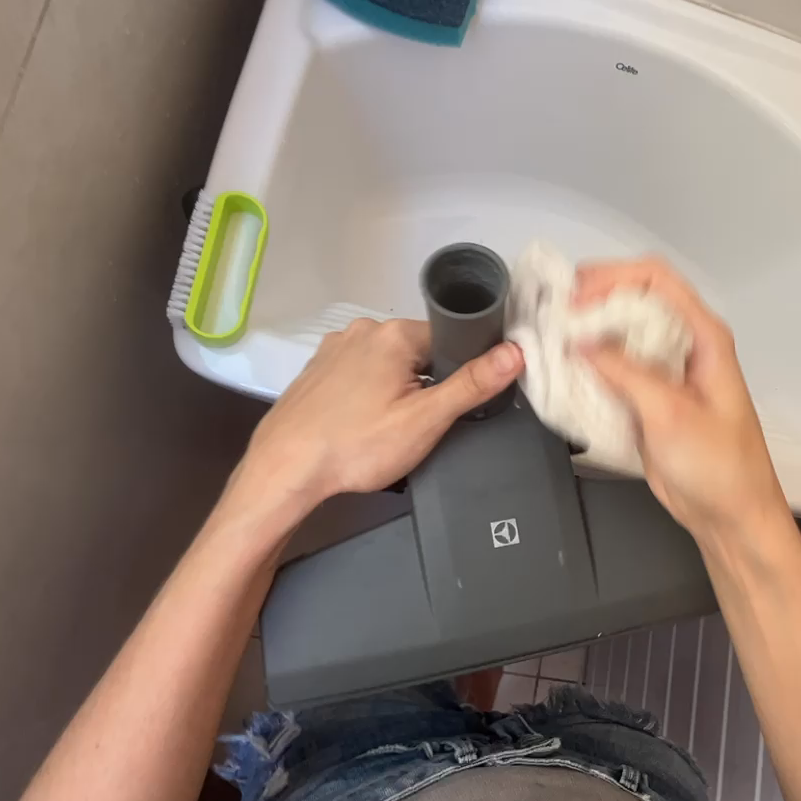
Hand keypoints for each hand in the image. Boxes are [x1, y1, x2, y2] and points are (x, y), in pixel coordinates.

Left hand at [226, 318, 522, 521]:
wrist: (285, 470)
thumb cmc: (357, 446)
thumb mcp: (425, 419)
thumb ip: (472, 385)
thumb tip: (515, 352)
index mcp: (394, 334)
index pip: (449, 339)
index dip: (461, 371)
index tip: (456, 403)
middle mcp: (363, 330)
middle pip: (418, 350)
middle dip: (428, 382)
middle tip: (422, 424)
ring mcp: (335, 348)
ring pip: (388, 363)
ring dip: (398, 388)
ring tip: (390, 428)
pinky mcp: (317, 370)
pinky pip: (360, 373)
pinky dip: (370, 393)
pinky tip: (363, 424)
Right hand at [577, 257, 790, 544]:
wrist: (730, 514)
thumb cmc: (718, 466)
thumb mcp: (670, 414)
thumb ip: (626, 372)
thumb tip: (582, 341)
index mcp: (703, 336)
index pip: (656, 280)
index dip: (611, 280)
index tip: (574, 300)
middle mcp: (684, 345)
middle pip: (635, 299)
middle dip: (593, 300)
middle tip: (554, 313)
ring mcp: (665, 371)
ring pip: (621, 333)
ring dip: (587, 332)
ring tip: (551, 336)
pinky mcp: (648, 397)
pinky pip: (615, 368)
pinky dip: (589, 364)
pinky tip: (566, 369)